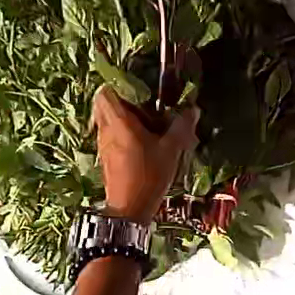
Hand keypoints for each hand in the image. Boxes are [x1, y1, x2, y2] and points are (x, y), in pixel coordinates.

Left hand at [92, 87, 196, 222]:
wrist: (128, 210)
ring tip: (147, 126)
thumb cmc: (148, 176)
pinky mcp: (105, 158)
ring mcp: (102, 144)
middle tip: (145, 107)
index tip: (139, 89)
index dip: (118, 85)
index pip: (105, 92)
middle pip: (105, 105)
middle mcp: (105, 130)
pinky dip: (122, 135)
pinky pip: (110, 136)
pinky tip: (142, 144)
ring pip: (107, 121)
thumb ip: (181, 126)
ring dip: (123, 119)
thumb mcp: (171, 150)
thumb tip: (192, 109)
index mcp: (118, 122)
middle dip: (123, 101)